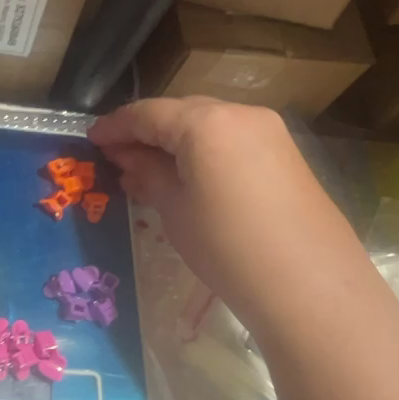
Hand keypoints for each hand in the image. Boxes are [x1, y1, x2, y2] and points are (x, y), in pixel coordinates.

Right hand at [89, 97, 302, 301]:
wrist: (308, 285)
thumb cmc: (227, 247)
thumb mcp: (174, 210)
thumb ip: (147, 174)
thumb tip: (128, 156)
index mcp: (206, 122)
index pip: (147, 113)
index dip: (115, 126)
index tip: (90, 140)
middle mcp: (240, 114)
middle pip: (180, 113)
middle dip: (145, 133)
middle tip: (115, 158)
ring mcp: (269, 132)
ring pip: (208, 126)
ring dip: (174, 144)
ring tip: (145, 173)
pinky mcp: (286, 155)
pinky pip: (231, 142)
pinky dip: (203, 153)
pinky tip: (185, 179)